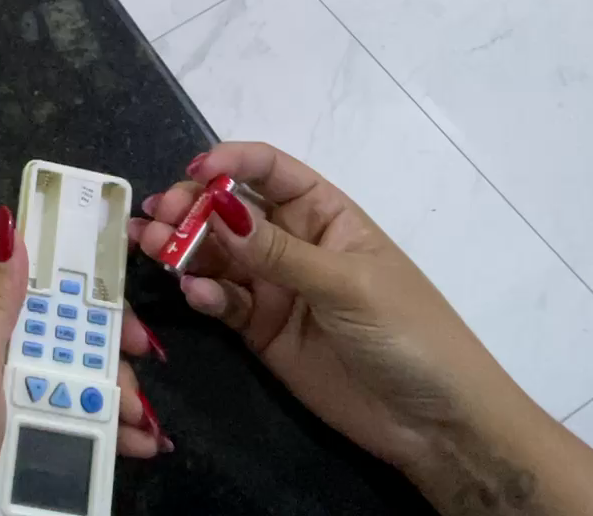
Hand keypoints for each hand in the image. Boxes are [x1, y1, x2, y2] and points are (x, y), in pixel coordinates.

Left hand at [0, 206, 168, 515]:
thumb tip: (8, 224)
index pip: (41, 281)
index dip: (89, 292)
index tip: (129, 322)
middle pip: (67, 332)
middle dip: (108, 355)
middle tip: (135, 383)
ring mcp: (7, 387)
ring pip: (74, 375)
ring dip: (113, 396)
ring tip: (138, 426)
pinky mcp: (16, 426)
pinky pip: (69, 414)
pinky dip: (103, 426)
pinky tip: (133, 443)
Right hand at [131, 143, 592, 515]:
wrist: (440, 430)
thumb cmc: (410, 336)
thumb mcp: (348, 285)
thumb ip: (278, 251)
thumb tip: (218, 207)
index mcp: (321, 213)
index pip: (268, 169)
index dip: (230, 161)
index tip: (195, 170)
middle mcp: (289, 240)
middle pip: (227, 207)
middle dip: (190, 206)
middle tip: (158, 216)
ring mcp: (270, 283)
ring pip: (212, 250)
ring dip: (181, 245)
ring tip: (153, 247)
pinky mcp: (256, 324)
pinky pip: (217, 296)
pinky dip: (201, 292)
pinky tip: (197, 295)